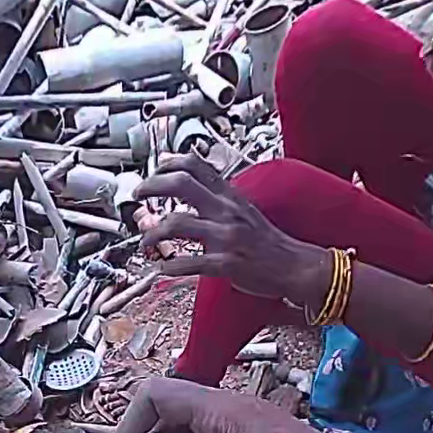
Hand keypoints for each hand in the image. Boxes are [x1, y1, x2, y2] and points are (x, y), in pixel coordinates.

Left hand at [137, 154, 326, 304]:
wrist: (295, 265)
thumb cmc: (265, 242)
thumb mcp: (242, 212)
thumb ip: (213, 203)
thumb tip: (183, 197)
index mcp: (229, 197)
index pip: (196, 165)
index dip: (169, 163)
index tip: (152, 171)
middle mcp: (226, 211)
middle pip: (182, 184)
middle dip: (152, 186)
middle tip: (138, 194)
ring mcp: (226, 236)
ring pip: (178, 223)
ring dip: (153, 233)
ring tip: (145, 241)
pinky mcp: (226, 263)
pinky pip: (190, 262)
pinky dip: (169, 267)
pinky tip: (161, 269)